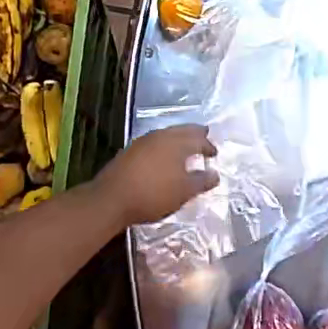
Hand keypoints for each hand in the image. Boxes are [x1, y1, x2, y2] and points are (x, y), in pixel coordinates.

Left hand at [91, 124, 218, 226]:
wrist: (112, 198)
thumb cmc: (153, 194)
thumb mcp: (183, 192)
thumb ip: (201, 181)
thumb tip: (215, 174)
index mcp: (177, 143)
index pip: (198, 139)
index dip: (208, 146)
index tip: (214, 153)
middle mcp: (161, 136)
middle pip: (182, 130)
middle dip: (194, 133)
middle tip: (203, 134)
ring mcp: (143, 141)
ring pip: (167, 134)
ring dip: (178, 138)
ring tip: (184, 146)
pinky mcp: (130, 150)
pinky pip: (154, 142)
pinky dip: (164, 145)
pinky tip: (162, 155)